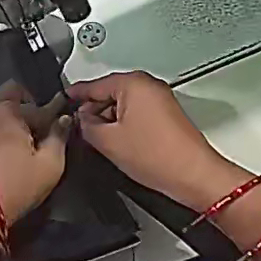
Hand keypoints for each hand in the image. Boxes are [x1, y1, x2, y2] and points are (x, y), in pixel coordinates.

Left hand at [0, 83, 72, 223]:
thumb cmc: (14, 186)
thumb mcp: (50, 165)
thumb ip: (59, 138)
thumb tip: (63, 122)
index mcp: (12, 112)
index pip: (41, 106)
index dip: (57, 110)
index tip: (64, 112)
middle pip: (12, 90)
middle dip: (29, 100)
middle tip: (41, 119)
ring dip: (8, 104)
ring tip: (21, 123)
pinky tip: (4, 133)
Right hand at [69, 71, 237, 208]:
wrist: (194, 176)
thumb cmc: (161, 157)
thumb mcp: (106, 141)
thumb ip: (85, 125)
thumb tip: (81, 120)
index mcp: (133, 84)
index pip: (93, 85)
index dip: (75, 95)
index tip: (65, 99)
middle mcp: (149, 86)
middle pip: (109, 93)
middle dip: (93, 110)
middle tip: (81, 127)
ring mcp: (160, 100)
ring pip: (123, 104)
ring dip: (110, 120)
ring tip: (104, 141)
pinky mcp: (166, 115)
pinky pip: (137, 113)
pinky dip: (125, 125)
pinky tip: (121, 144)